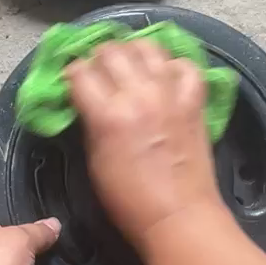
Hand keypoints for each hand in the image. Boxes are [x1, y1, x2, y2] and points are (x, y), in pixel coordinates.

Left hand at [0, 152, 60, 264]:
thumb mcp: (18, 240)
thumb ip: (38, 230)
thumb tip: (53, 225)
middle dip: (3, 194)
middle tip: (31, 178)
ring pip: (2, 238)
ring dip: (19, 229)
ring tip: (48, 212)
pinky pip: (14, 264)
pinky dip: (28, 258)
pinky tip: (49, 252)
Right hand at [65, 39, 230, 251]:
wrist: (179, 217)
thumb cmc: (129, 201)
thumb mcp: (94, 161)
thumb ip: (90, 123)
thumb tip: (87, 102)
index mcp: (108, 115)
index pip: (80, 72)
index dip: (71, 73)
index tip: (72, 81)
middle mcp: (138, 95)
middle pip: (111, 51)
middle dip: (98, 58)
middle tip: (98, 71)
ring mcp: (169, 94)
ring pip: (147, 47)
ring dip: (132, 51)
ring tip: (129, 64)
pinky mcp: (193, 100)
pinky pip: (185, 65)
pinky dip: (172, 65)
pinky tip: (164, 75)